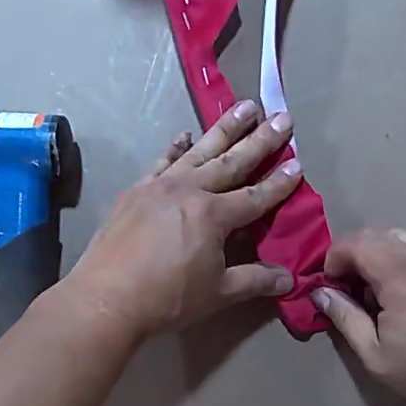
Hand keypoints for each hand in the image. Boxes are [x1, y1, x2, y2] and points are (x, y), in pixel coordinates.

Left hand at [61, 100, 302, 341]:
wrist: (106, 298)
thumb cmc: (167, 298)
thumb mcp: (218, 293)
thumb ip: (254, 280)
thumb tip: (288, 280)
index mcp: (214, 215)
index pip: (255, 196)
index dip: (279, 183)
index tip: (299, 164)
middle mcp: (189, 190)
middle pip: (232, 161)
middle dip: (260, 140)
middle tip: (283, 117)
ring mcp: (159, 187)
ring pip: (198, 151)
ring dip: (224, 128)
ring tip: (245, 107)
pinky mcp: (135, 192)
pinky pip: (161, 162)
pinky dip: (175, 148)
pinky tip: (183, 136)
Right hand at [313, 229, 405, 405]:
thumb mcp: (375, 356)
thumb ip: (344, 318)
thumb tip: (320, 293)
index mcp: (404, 280)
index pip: (358, 243)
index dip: (334, 258)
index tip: (330, 285)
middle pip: (378, 234)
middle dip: (353, 254)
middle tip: (347, 287)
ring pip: (401, 235)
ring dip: (378, 252)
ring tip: (374, 287)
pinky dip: (403, 254)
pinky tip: (402, 285)